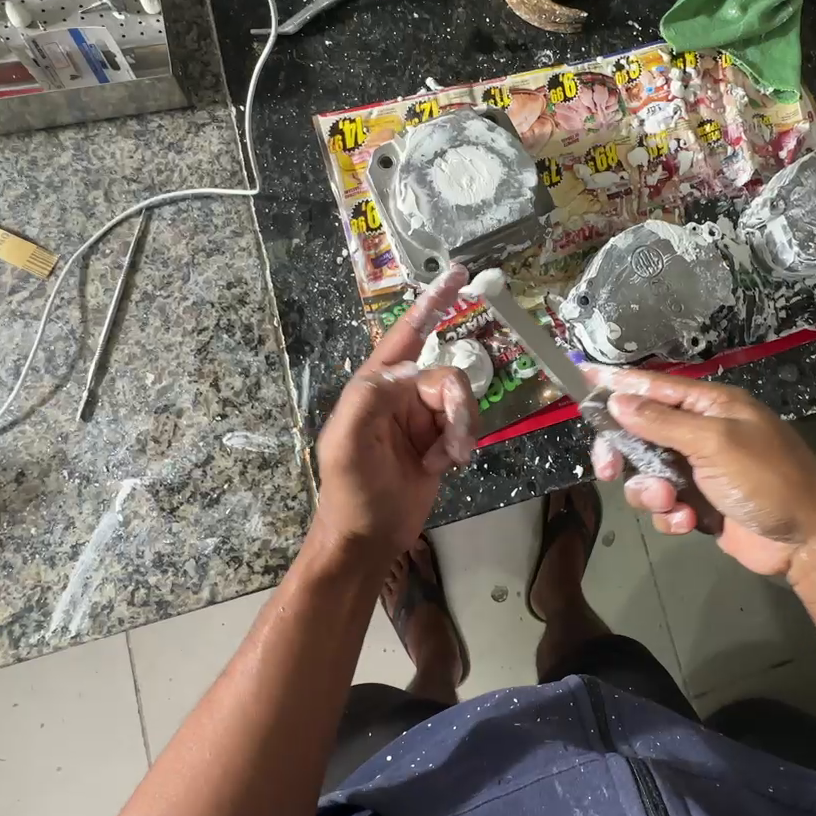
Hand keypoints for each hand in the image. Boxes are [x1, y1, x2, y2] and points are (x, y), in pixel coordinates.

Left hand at [310, 266, 477, 564]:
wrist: (369, 539)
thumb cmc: (350, 492)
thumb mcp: (347, 444)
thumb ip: (370, 398)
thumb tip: (409, 369)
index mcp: (374, 385)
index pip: (406, 334)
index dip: (431, 303)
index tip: (457, 275)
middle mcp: (401, 393)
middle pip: (447, 376)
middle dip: (458, 408)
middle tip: (456, 445)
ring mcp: (422, 417)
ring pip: (462, 400)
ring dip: (462, 431)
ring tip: (447, 460)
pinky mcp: (440, 439)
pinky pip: (467, 425)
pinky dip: (462, 445)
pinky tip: (445, 466)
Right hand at [584, 366, 815, 575]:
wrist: (808, 542)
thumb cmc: (768, 479)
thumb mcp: (715, 442)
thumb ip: (663, 422)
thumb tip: (618, 400)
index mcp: (710, 405)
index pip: (653, 387)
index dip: (616, 384)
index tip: (581, 377)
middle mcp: (701, 432)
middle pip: (640, 432)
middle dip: (624, 453)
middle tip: (606, 469)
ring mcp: (699, 470)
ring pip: (647, 474)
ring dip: (653, 492)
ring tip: (675, 505)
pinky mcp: (700, 505)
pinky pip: (665, 506)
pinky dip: (672, 516)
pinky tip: (692, 524)